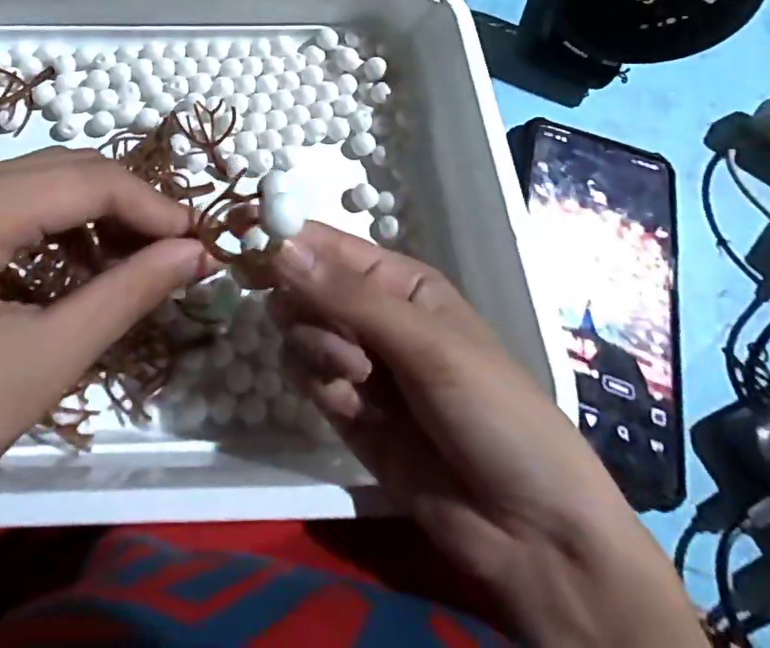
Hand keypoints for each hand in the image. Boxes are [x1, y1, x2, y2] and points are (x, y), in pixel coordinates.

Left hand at [0, 148, 214, 525]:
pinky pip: (1, 214)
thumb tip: (196, 252)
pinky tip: (80, 272)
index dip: (153, 206)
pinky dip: (50, 235)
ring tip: (138, 266)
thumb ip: (128, 292)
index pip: (82, 179)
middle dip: (125, 207)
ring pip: (31, 189)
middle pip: (57, 172)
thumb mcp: (43, 361)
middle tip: (179, 252)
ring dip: (91, 220)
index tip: (203, 242)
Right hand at [269, 224, 703, 645]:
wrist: (525, 529)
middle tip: (342, 340)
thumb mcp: (426, 344)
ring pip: (296, 332)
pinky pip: (303, 376)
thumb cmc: (493, 411)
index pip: (325, 245)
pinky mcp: (343, 407)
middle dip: (308, 308)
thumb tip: (278, 246)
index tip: (244, 245)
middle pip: (301, 287)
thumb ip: (347, 297)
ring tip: (359, 380)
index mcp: (399, 282)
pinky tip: (354, 409)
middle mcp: (372, 313)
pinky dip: (319, 386)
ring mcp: (356, 362)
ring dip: (317, 350)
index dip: (285, 241)